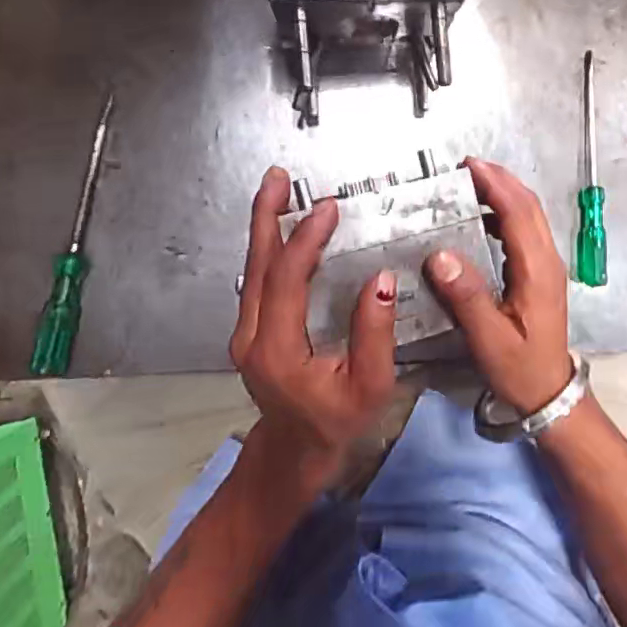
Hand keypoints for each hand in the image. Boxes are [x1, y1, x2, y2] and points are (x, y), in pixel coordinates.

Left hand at [231, 166, 397, 477]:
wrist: (295, 449)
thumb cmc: (335, 421)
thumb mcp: (370, 386)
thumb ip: (374, 334)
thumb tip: (381, 280)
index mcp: (278, 349)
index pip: (287, 280)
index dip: (306, 240)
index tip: (327, 210)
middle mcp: (252, 335)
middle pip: (256, 264)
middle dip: (267, 216)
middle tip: (277, 178)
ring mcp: (246, 332)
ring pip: (252, 269)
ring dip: (265, 227)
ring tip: (277, 192)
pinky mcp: (251, 331)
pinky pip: (258, 280)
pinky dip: (269, 248)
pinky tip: (282, 230)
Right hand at [425, 158, 573, 413]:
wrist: (550, 391)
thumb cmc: (520, 368)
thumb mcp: (489, 338)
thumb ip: (466, 297)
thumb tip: (440, 255)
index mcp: (537, 270)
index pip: (518, 213)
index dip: (495, 184)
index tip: (468, 166)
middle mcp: (547, 261)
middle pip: (528, 206)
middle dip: (500, 180)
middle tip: (465, 167)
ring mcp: (546, 266)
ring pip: (529, 216)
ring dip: (503, 194)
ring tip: (470, 185)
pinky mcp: (540, 274)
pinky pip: (524, 232)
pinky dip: (504, 214)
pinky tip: (480, 219)